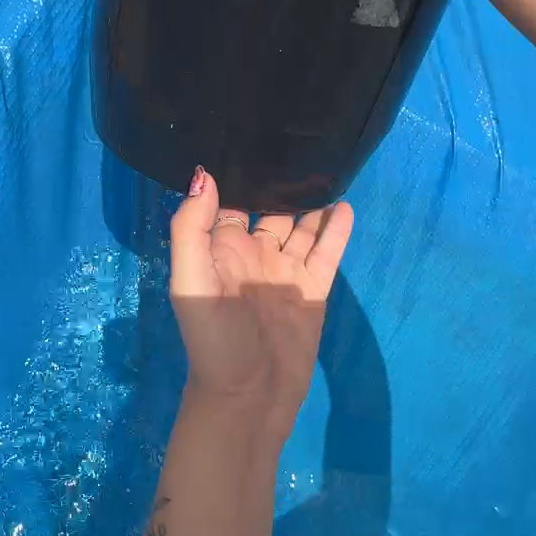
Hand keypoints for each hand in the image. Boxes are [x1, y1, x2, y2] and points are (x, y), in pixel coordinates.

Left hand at [167, 166, 352, 437]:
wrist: (249, 398)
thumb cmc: (213, 338)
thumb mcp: (190, 280)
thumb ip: (192, 228)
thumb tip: (205, 173)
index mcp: (220, 249)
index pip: (228, 201)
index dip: (238, 175)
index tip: (250, 138)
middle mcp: (252, 255)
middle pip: (269, 209)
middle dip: (280, 182)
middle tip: (300, 143)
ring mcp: (285, 272)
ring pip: (301, 227)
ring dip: (311, 202)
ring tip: (328, 166)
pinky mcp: (313, 290)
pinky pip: (326, 253)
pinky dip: (335, 231)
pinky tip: (345, 206)